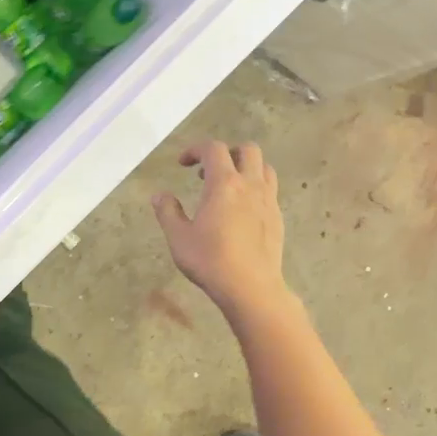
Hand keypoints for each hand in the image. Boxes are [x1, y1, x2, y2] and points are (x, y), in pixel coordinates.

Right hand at [152, 141, 289, 315]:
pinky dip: (255, 188)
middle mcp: (250, 185)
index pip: (213, 150)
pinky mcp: (277, 217)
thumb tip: (159, 195)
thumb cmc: (209, 260)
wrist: (249, 286)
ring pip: (264, 168)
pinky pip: (269, 190)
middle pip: (247, 150)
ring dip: (245, 168)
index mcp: (224, 184)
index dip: (196, 149)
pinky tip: (242, 209)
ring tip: (228, 186)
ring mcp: (268, 200)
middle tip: (209, 170)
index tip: (182, 163)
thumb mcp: (179, 237)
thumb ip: (168, 212)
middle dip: (227, 152)